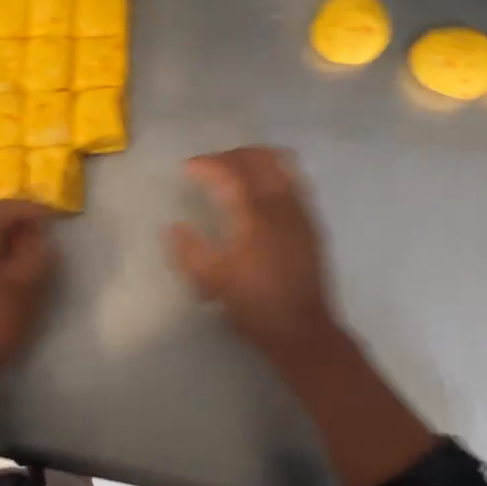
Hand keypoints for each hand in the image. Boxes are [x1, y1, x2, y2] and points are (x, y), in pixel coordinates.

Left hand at [0, 200, 58, 424]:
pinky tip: (9, 258)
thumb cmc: (0, 319)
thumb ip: (35, 248)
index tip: (53, 214)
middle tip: (41, 225)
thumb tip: (35, 229)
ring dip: (4, 231)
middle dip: (15, 216)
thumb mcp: (28, 282)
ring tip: (29, 241)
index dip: (28, 208)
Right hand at [167, 148, 342, 366]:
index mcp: (254, 217)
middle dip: (229, 155)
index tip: (186, 168)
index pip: (230, 173)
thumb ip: (190, 251)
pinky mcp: (312, 222)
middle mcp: (281, 205)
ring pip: (281, 164)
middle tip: (208, 166)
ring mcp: (301, 212)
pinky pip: (295, 180)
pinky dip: (274, 172)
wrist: (303, 329)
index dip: (206, 164)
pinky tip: (262, 189)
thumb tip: (174, 226)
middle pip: (257, 159)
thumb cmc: (255, 307)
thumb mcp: (213, 283)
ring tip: (235, 168)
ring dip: (255, 158)